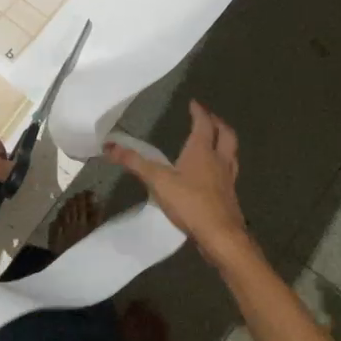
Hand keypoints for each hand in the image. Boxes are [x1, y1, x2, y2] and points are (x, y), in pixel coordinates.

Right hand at [106, 100, 251, 259]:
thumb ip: (135, 163)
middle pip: (226, 134)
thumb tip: (109, 147)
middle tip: (209, 118)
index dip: (199, 111)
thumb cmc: (190, 202)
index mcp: (202, 151)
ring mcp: (228, 179)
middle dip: (218, 123)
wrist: (222, 237)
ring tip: (215, 141)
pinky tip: (215, 174)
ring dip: (225, 143)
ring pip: (232, 153)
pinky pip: (230, 172)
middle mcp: (218, 160)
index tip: (194, 103)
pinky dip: (224, 165)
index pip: (203, 123)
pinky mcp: (230, 197)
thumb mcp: (157, 181)